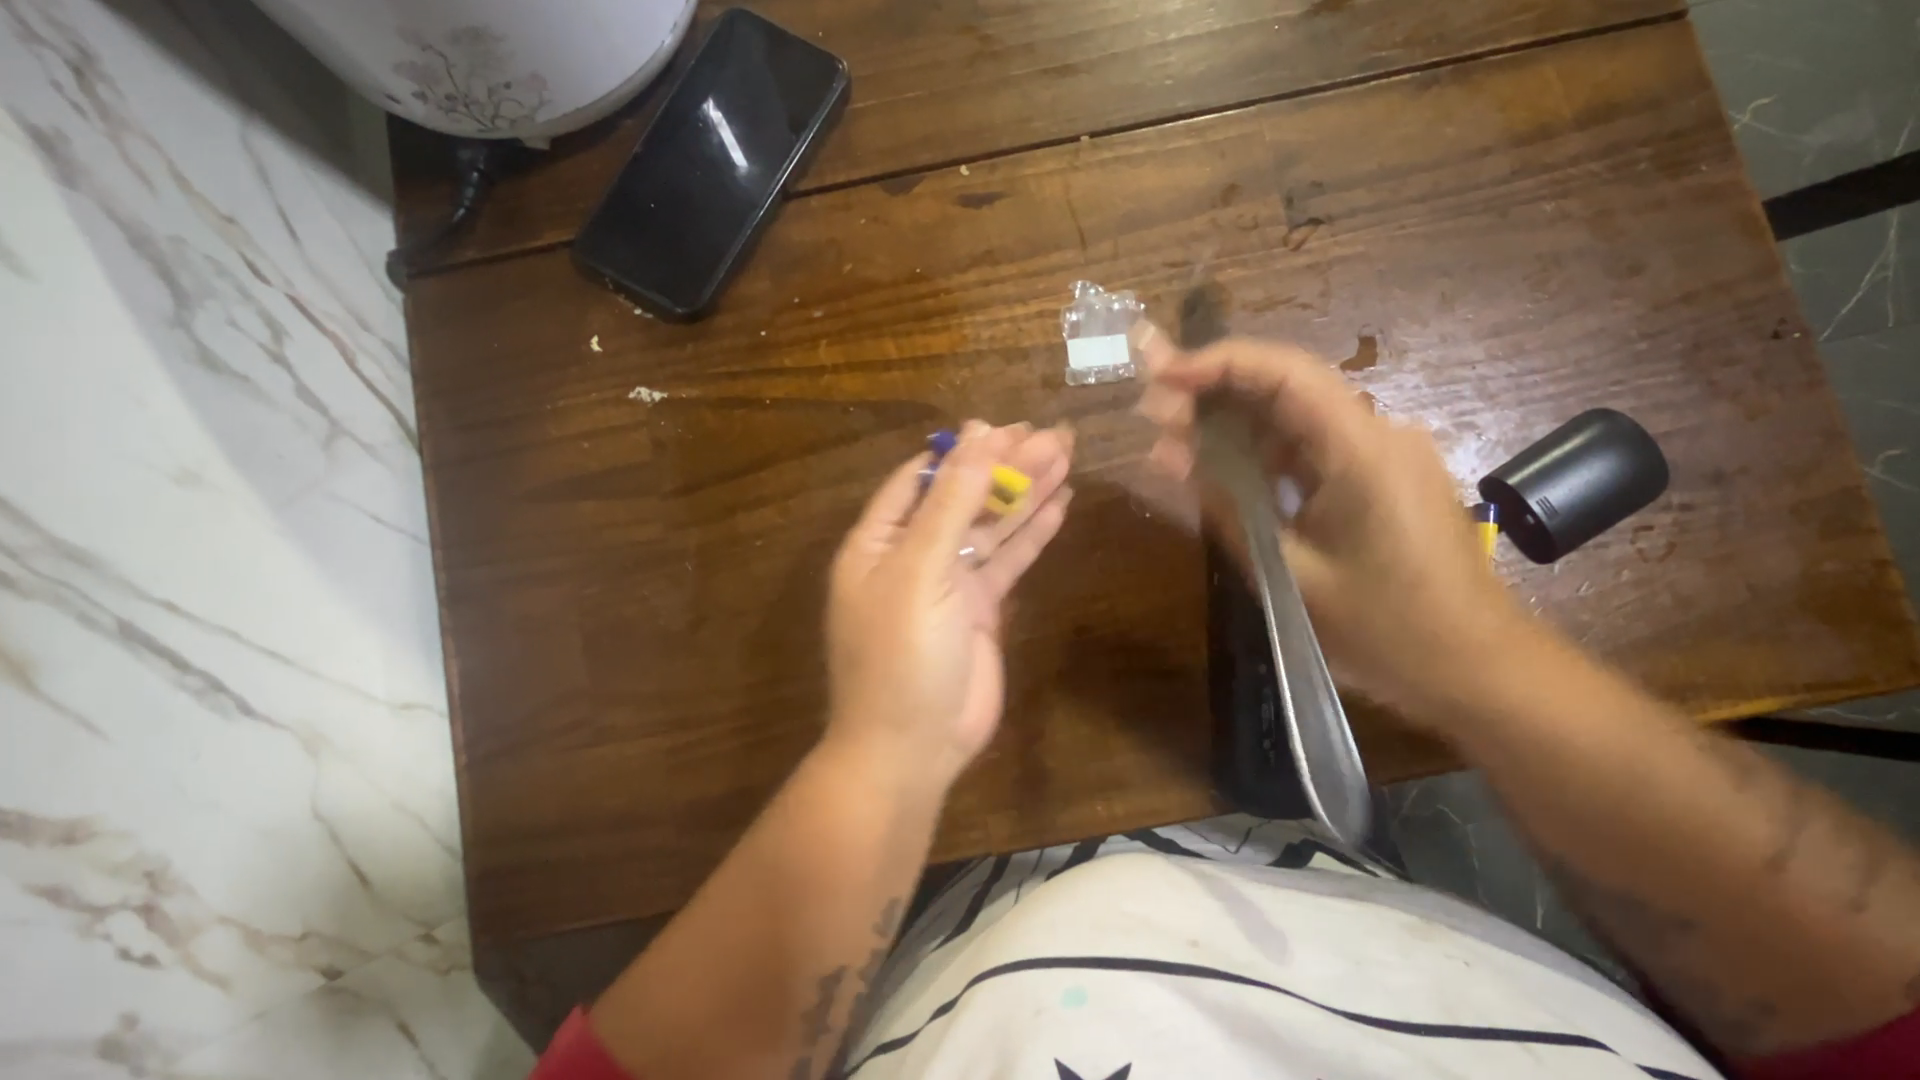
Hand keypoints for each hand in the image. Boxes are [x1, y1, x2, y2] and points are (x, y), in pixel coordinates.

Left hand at [825, 421, 1074, 784]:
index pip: (922, 478)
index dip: (964, 451)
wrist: (911, 747)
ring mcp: (948, 584)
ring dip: (1025, 492)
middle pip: (963, 497)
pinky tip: (1059, 504)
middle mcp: (911, 556)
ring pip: (991, 526)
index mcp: (879, 542)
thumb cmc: (901, 656)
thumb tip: (976, 435)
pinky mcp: (979, 612)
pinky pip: (1007, 562)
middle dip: (1005, 466)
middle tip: (1055, 435)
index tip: (1007, 427)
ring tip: (1066, 454)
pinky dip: (1032, 534)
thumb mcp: (920, 572)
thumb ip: (950, 504)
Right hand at [1132, 324, 1532, 724]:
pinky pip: (1311, 451)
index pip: (1283, 373)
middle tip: (1149, 415)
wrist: (1476, 666)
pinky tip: (1217, 470)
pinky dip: (1262, 456)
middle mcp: (1378, 434)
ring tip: (1168, 443)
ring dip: (1232, 427)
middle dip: (1213, 394)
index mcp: (1362, 449)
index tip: (1158, 378)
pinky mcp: (1381, 479)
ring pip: (1294, 419)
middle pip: (1285, 388)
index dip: (1215, 364)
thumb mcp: (1290, 572)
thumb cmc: (1386, 628)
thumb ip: (1227, 506)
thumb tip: (1166, 455)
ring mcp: (1383, 455)